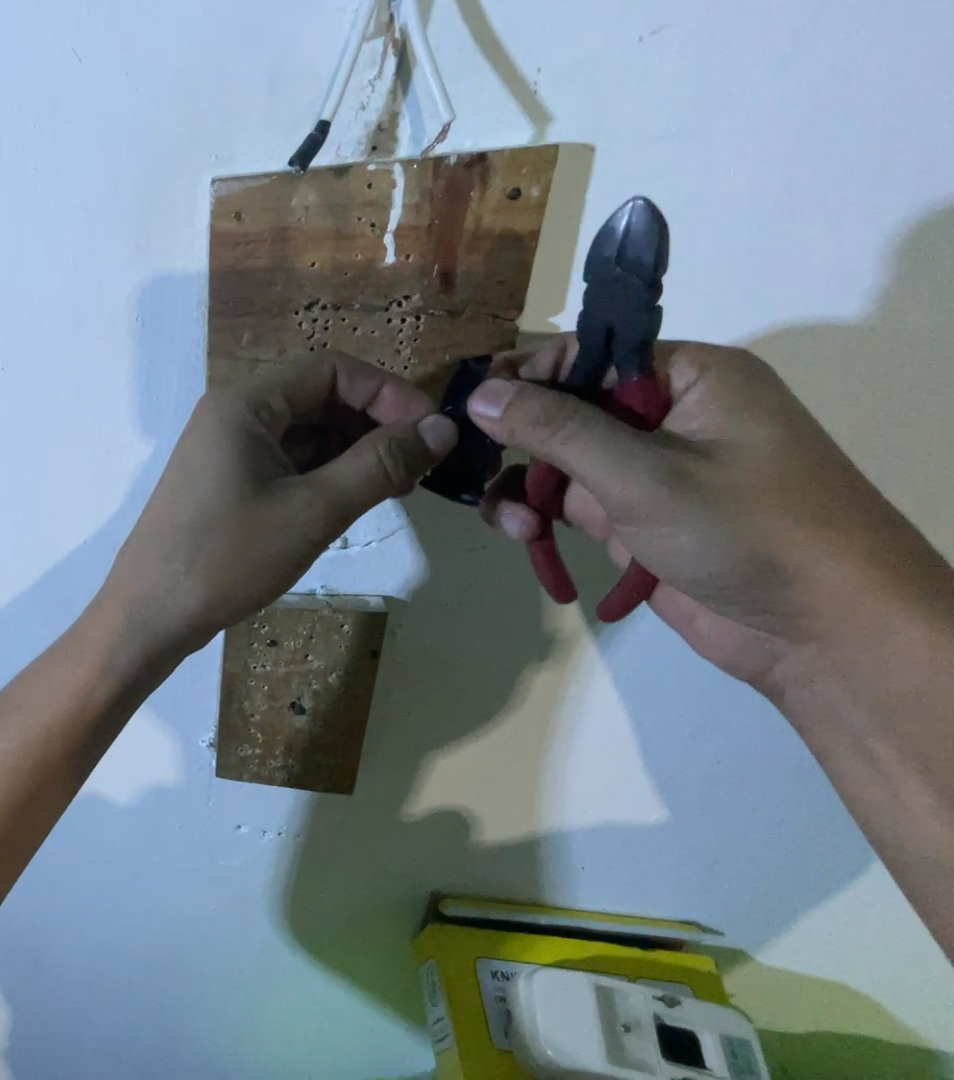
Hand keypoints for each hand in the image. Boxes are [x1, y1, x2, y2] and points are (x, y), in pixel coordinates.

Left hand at [95, 351, 456, 665]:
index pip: (331, 371)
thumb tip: (442, 428)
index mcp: (244, 404)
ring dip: (350, 452)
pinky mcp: (221, 483)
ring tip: (395, 488)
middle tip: (419, 467)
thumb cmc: (228, 557)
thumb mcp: (313, 510)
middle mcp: (230, 416)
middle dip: (372, 424)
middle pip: (316, 398)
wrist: (150, 613)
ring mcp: (222, 451)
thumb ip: (380, 464)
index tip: (430, 432)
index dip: (388, 393)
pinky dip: (320, 474)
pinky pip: (281, 462)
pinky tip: (351, 502)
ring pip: (301, 433)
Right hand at [470, 337, 953, 693]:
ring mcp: (641, 467)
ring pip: (550, 458)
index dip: (523, 376)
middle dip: (512, 440)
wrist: (821, 632)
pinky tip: (525, 537)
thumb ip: (555, 428)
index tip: (465, 407)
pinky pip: (560, 499)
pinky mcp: (625, 514)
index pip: (584, 354)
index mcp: (686, 378)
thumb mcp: (642, 473)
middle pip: (559, 407)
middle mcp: (662, 414)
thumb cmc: (747, 531)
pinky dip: (533, 514)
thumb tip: (478, 393)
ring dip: (519, 487)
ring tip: (515, 526)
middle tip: (464, 464)